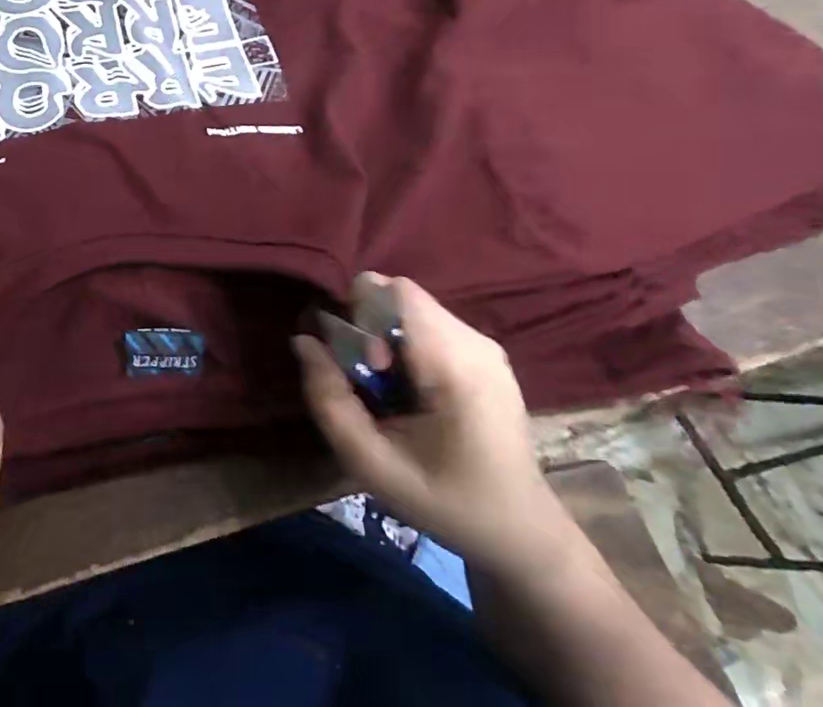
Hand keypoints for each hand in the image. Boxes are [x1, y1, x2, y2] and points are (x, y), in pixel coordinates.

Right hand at [294, 273, 564, 570]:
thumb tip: (303, 341)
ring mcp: (486, 345)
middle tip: (369, 381)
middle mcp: (476, 342)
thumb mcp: (371, 463)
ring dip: (385, 336)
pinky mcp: (486, 352)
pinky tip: (411, 391)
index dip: (361, 314)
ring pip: (413, 307)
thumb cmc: (444, 502)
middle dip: (369, 327)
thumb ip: (329, 400)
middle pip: (401, 296)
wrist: (519, 529)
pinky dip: (405, 343)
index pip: (395, 292)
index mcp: (456, 366)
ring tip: (390, 390)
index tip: (360, 365)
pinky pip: (429, 323)